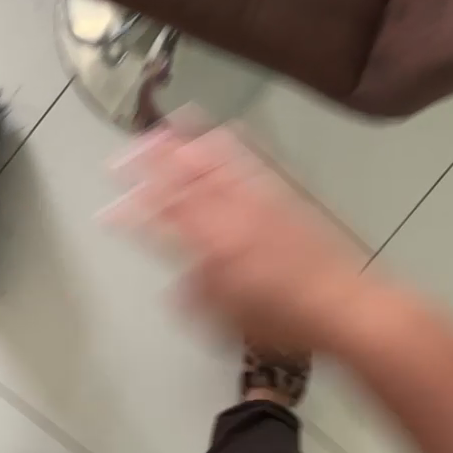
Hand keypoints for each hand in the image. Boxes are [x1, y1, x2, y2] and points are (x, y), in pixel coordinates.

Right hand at [105, 121, 379, 351]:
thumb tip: (180, 286)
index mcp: (210, 250)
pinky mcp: (281, 198)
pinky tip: (219, 132)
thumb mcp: (225, 322)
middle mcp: (229, 219)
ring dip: (182, 145)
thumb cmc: (285, 322)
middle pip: (181, 183)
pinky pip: (248, 162)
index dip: (129, 214)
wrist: (343, 307)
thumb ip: (195, 297)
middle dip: (148, 166)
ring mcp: (257, 203)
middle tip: (125, 154)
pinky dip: (228, 144)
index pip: (159, 224)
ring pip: (212, 165)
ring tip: (161, 130)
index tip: (109, 211)